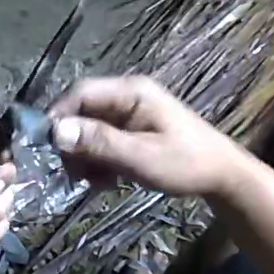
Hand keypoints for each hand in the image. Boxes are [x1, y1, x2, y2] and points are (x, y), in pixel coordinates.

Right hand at [48, 76, 246, 197]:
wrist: (223, 177)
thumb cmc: (185, 164)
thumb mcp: (140, 157)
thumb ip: (99, 142)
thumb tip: (56, 132)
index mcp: (131, 92)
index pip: (81, 93)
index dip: (60, 118)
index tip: (49, 150)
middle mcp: (127, 96)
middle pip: (82, 112)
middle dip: (74, 143)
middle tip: (76, 174)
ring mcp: (130, 113)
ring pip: (89, 129)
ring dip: (86, 156)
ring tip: (97, 182)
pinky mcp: (133, 130)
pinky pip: (103, 140)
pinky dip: (99, 160)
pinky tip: (108, 181)